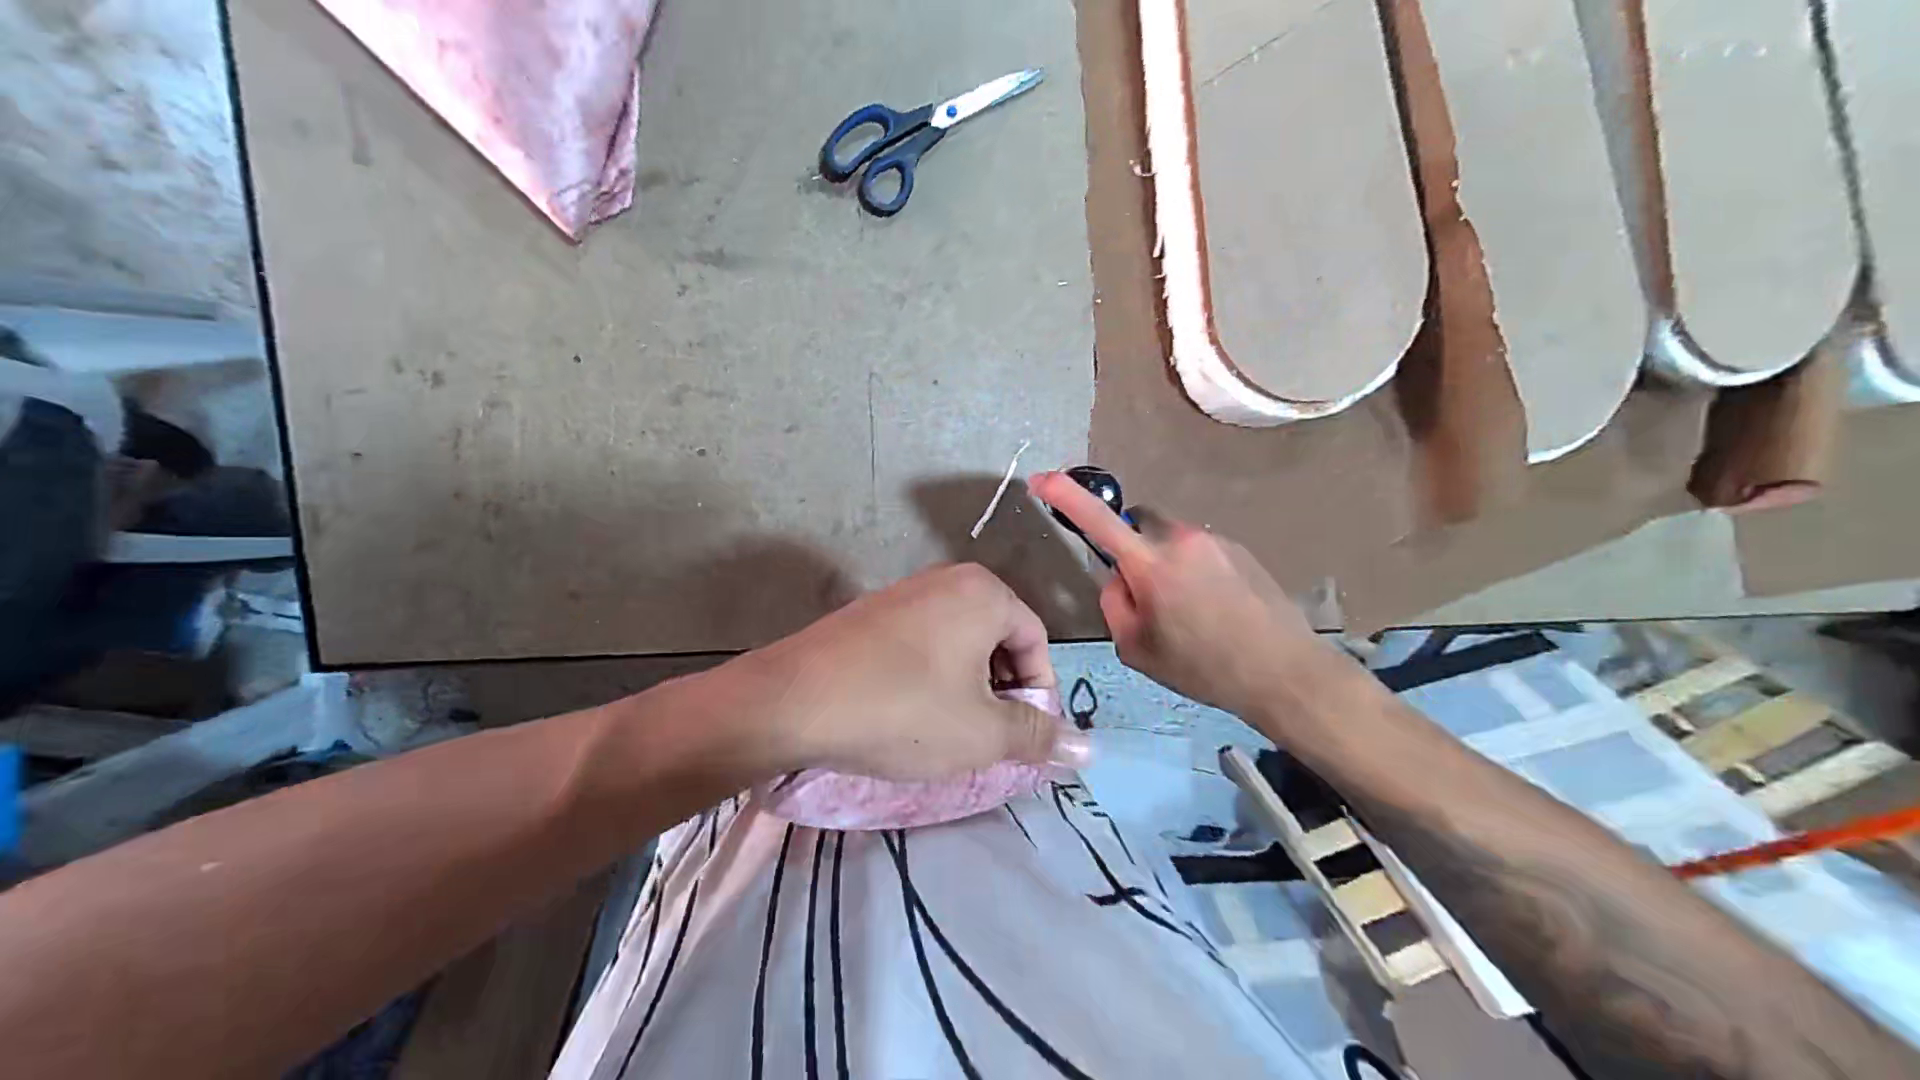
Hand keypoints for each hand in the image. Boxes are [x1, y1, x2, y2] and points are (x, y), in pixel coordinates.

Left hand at [726, 563, 1090, 780]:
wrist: (791, 701)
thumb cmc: (902, 710)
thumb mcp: (981, 732)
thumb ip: (1038, 735)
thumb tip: (1087, 747)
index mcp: (982, 592)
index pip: (1036, 640)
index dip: (1038, 692)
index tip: (1024, 736)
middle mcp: (945, 579)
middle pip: (996, 638)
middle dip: (1001, 691)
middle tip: (988, 737)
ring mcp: (901, 593)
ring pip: (957, 643)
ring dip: (966, 688)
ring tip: (948, 731)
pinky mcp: (868, 614)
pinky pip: (920, 644)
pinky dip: (929, 678)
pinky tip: (907, 713)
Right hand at [1030, 471, 1332, 717]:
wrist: (1283, 672)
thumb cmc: (1202, 668)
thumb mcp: (1136, 649)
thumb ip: (1115, 605)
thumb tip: (1120, 579)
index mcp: (1151, 566)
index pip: (1098, 521)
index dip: (1065, 496)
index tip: (1041, 479)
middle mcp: (1182, 541)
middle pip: (1140, 524)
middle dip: (1132, 546)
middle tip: (1144, 591)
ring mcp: (1215, 541)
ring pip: (1171, 539)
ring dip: (1165, 562)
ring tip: (1188, 610)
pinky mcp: (1241, 549)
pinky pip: (1200, 550)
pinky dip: (1194, 571)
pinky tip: (1213, 608)